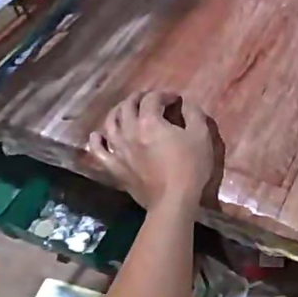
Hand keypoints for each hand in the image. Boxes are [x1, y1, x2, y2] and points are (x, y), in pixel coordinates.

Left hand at [86, 91, 214, 210]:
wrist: (173, 201)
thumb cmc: (189, 167)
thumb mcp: (200, 136)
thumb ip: (193, 113)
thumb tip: (186, 101)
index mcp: (149, 121)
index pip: (152, 98)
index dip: (164, 94)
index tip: (176, 99)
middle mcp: (129, 131)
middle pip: (128, 106)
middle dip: (139, 98)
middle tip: (150, 99)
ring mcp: (118, 150)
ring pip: (110, 123)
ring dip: (118, 111)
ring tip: (126, 110)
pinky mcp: (114, 167)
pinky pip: (98, 150)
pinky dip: (96, 140)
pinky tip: (98, 135)